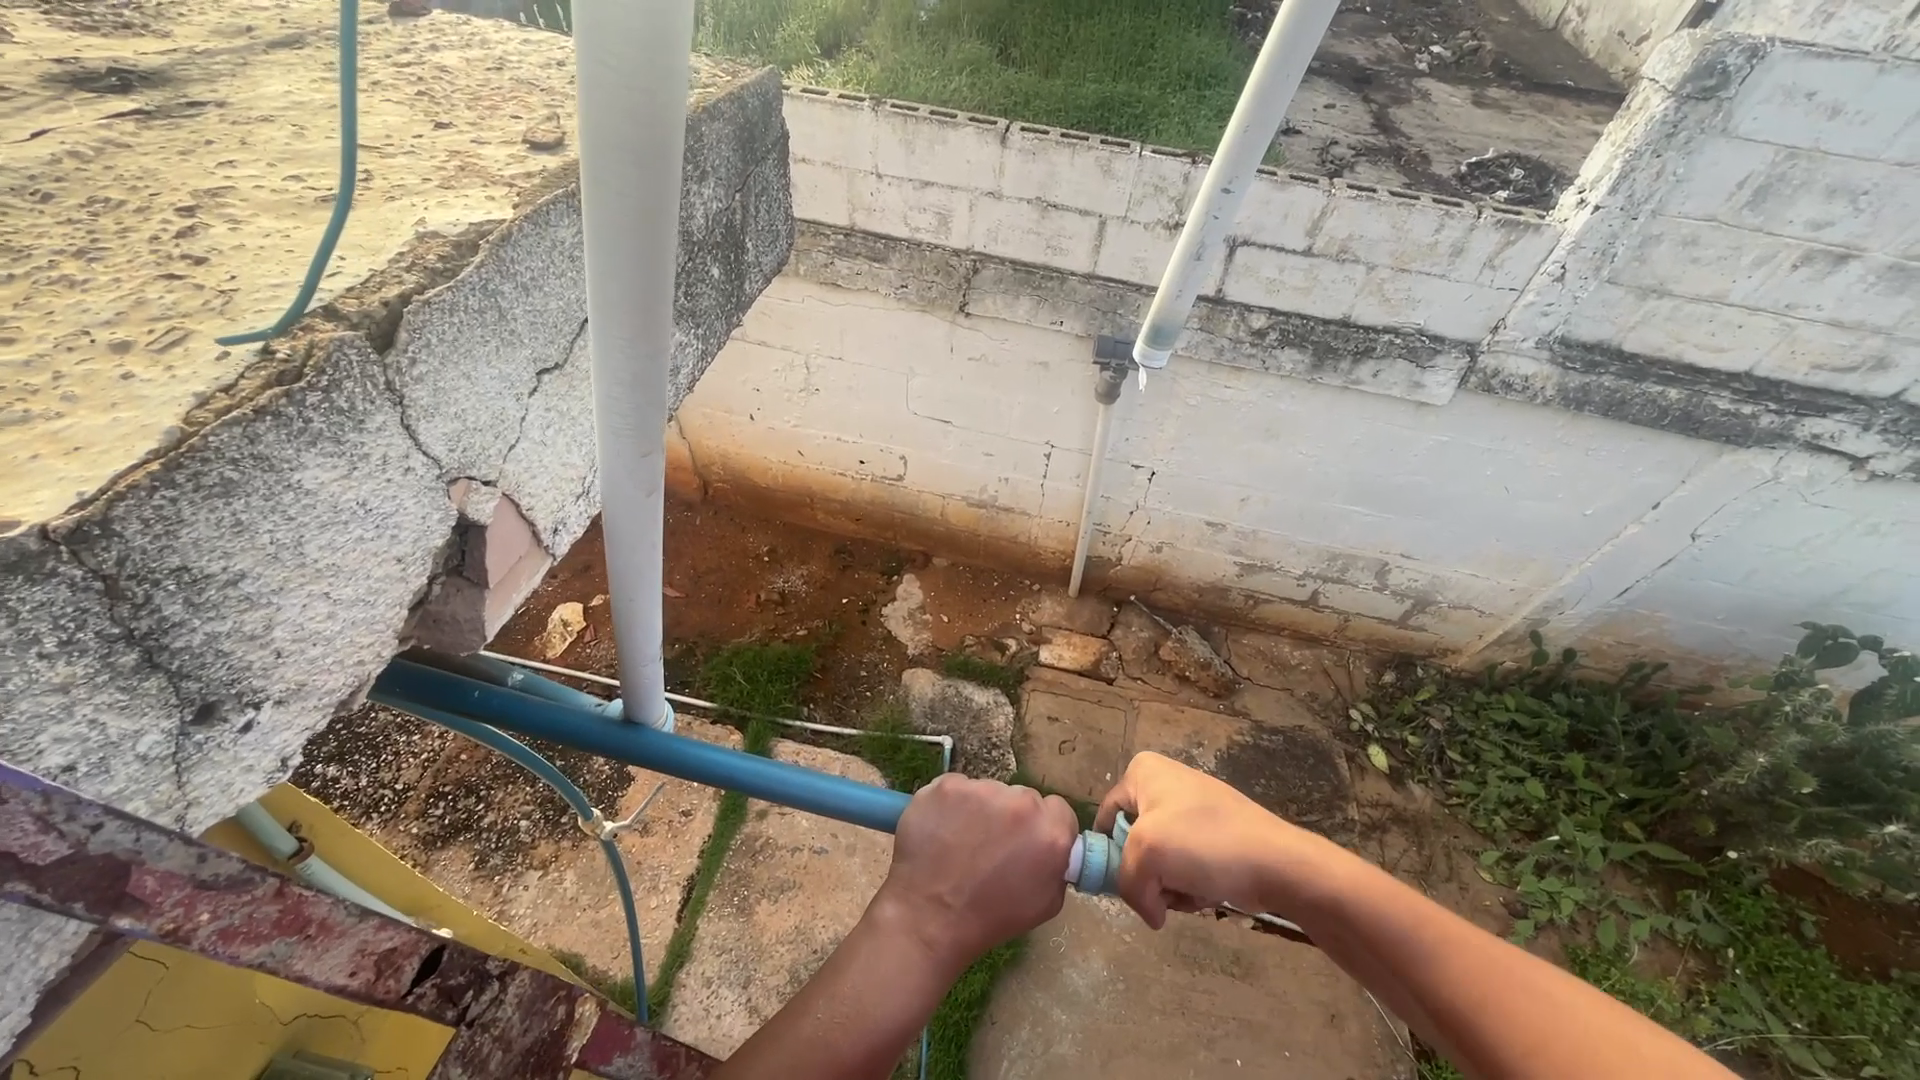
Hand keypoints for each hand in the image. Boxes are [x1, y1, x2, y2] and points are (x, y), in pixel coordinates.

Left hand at [872, 774, 1078, 974]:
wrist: (931, 917)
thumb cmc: (991, 917)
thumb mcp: (1046, 903)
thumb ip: (1058, 865)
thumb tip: (1056, 847)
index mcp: (1050, 832)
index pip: (1057, 810)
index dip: (1042, 827)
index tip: (1025, 842)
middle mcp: (1020, 804)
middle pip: (1022, 798)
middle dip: (1011, 817)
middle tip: (991, 847)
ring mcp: (981, 790)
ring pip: (988, 791)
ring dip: (980, 810)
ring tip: (962, 842)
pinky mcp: (947, 785)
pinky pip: (956, 788)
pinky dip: (951, 805)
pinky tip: (942, 831)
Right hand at [1097, 751, 1327, 928]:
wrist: (1276, 863)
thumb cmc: (1204, 843)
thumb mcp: (1146, 853)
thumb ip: (1126, 882)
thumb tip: (1152, 913)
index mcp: (1144, 772)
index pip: (1106, 818)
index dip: (1109, 854)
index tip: (1121, 881)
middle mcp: (1165, 784)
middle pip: (1132, 842)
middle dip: (1145, 873)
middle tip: (1160, 889)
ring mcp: (1193, 811)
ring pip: (1159, 861)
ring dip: (1168, 885)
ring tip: (1189, 892)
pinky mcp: (1214, 838)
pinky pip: (1184, 867)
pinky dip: (1189, 886)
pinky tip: (1206, 892)